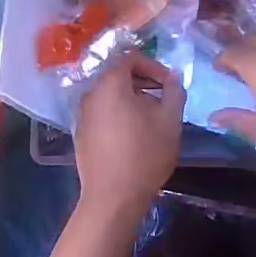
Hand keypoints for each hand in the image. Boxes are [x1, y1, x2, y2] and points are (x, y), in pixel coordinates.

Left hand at [74, 52, 183, 217]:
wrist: (112, 198)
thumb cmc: (144, 153)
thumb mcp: (170, 119)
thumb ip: (175, 91)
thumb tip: (173, 77)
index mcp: (111, 85)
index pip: (130, 58)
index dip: (153, 65)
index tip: (169, 83)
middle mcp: (91, 95)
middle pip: (118, 76)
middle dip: (144, 81)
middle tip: (164, 97)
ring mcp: (82, 116)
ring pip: (110, 95)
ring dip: (132, 98)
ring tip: (152, 117)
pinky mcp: (81, 135)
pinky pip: (102, 112)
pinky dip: (119, 113)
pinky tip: (135, 134)